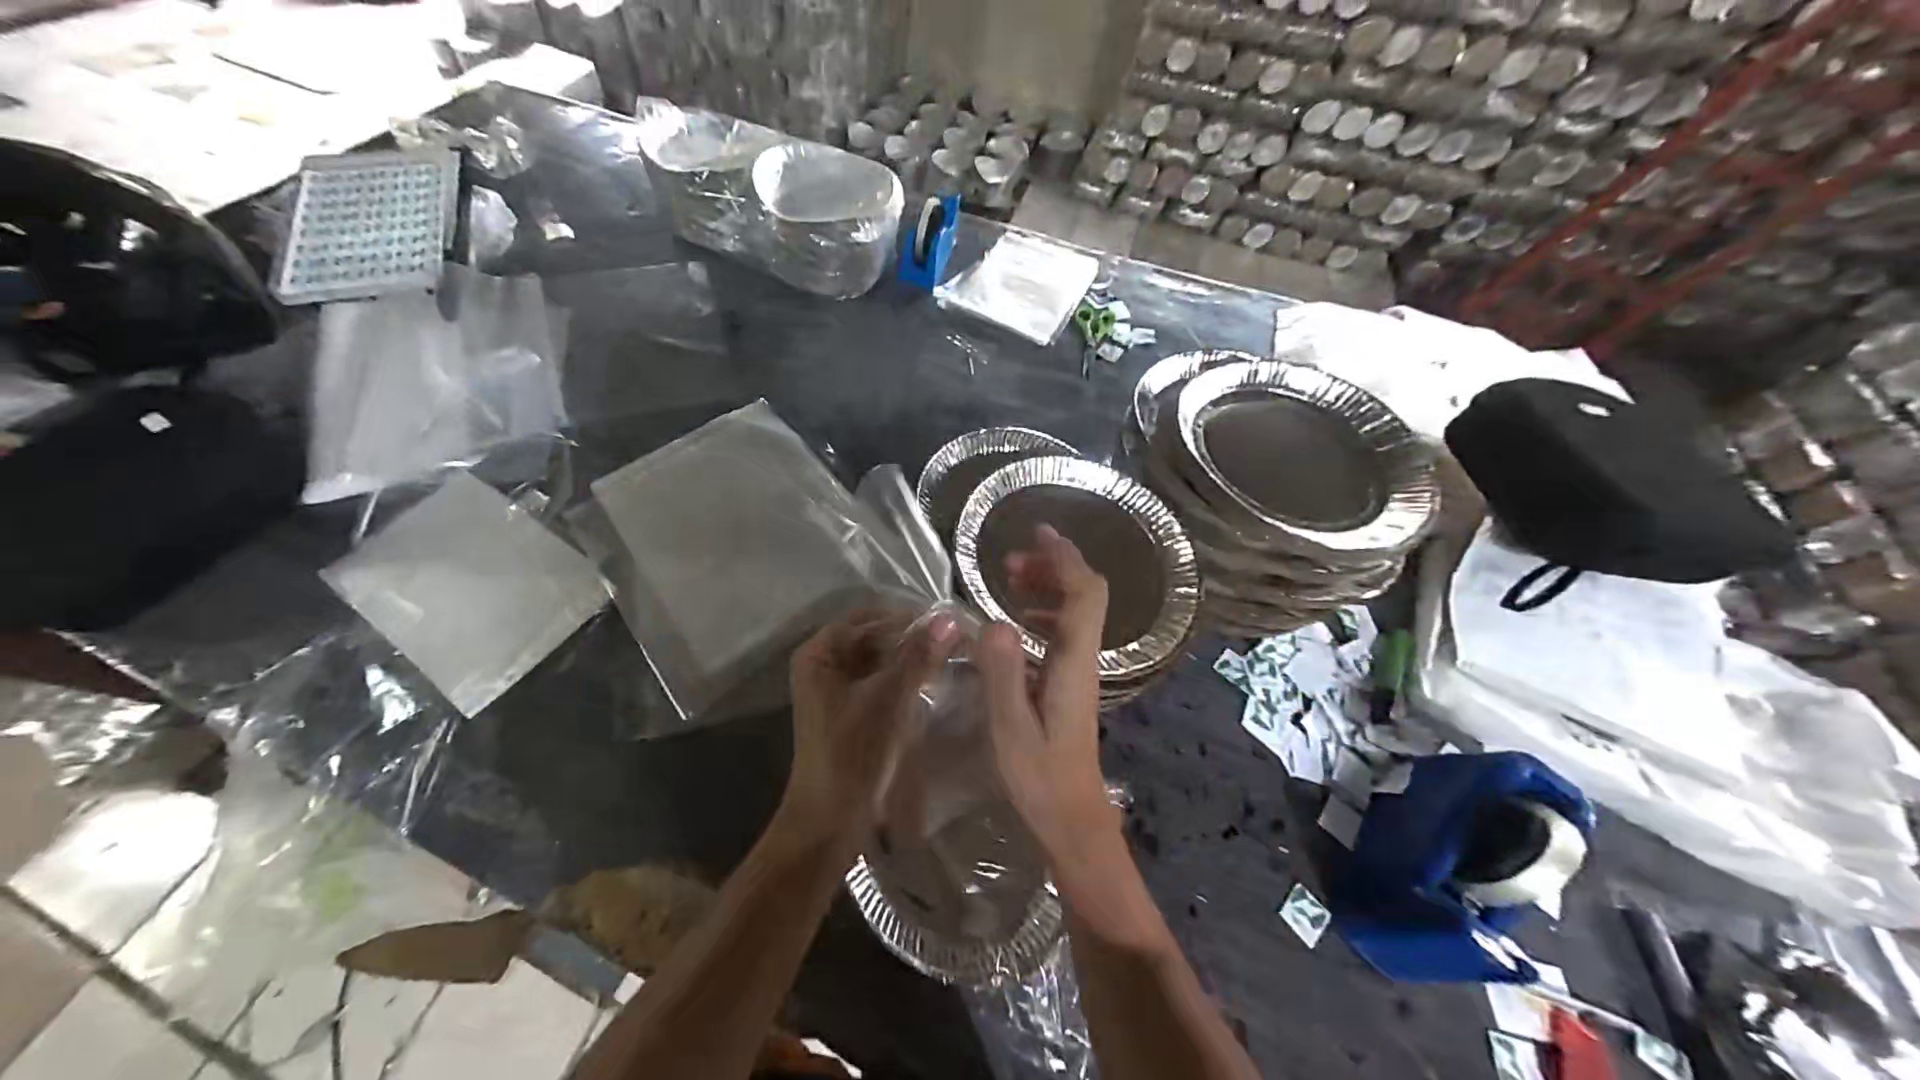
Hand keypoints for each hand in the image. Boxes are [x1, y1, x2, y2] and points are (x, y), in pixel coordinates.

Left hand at [784, 607, 958, 844]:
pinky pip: (880, 682)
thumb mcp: (889, 698)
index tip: (946, 624)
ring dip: (910, 658)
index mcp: (819, 654)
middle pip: (872, 637)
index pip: (867, 617)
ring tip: (949, 660)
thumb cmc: (853, 752)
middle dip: (911, 638)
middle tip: (954, 642)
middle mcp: (823, 665)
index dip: (906, 617)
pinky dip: (904, 679)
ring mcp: (836, 690)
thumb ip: (918, 656)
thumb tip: (949, 618)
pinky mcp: (850, 712)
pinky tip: (932, 683)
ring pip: (879, 660)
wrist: (831, 819)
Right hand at [979, 526, 1119, 859]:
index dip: (1066, 558)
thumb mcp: (1011, 728)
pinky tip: (1018, 624)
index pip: (1084, 594)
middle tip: (1011, 558)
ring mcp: (1079, 674)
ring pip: (1075, 614)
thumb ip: (1003, 674)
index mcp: (1074, 664)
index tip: (1039, 532)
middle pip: (1085, 596)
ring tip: (1010, 579)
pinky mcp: (1069, 687)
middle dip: (1054, 567)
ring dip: (1048, 588)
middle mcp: (1083, 661)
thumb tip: (993, 621)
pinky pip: (1063, 634)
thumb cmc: (1041, 778)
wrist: (1074, 819)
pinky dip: (1043, 615)